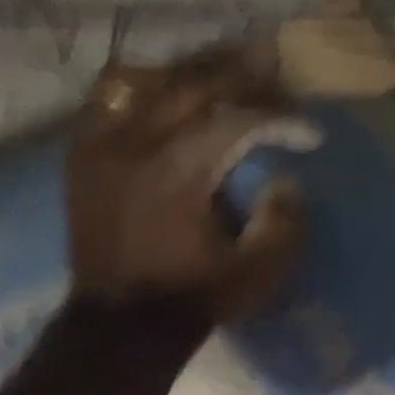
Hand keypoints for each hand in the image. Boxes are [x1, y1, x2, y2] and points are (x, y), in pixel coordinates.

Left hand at [65, 42, 308, 322]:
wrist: (124, 320)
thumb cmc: (199, 297)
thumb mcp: (261, 272)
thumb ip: (284, 224)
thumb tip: (287, 182)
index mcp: (178, 173)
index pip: (233, 119)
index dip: (277, 118)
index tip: (310, 133)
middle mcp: (133, 144)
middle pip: (189, 86)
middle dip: (239, 78)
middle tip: (277, 79)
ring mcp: (100, 144)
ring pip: (146, 81)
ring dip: (192, 74)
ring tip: (227, 76)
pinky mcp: (84, 153)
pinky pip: (110, 97)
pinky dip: (146, 86)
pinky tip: (171, 93)